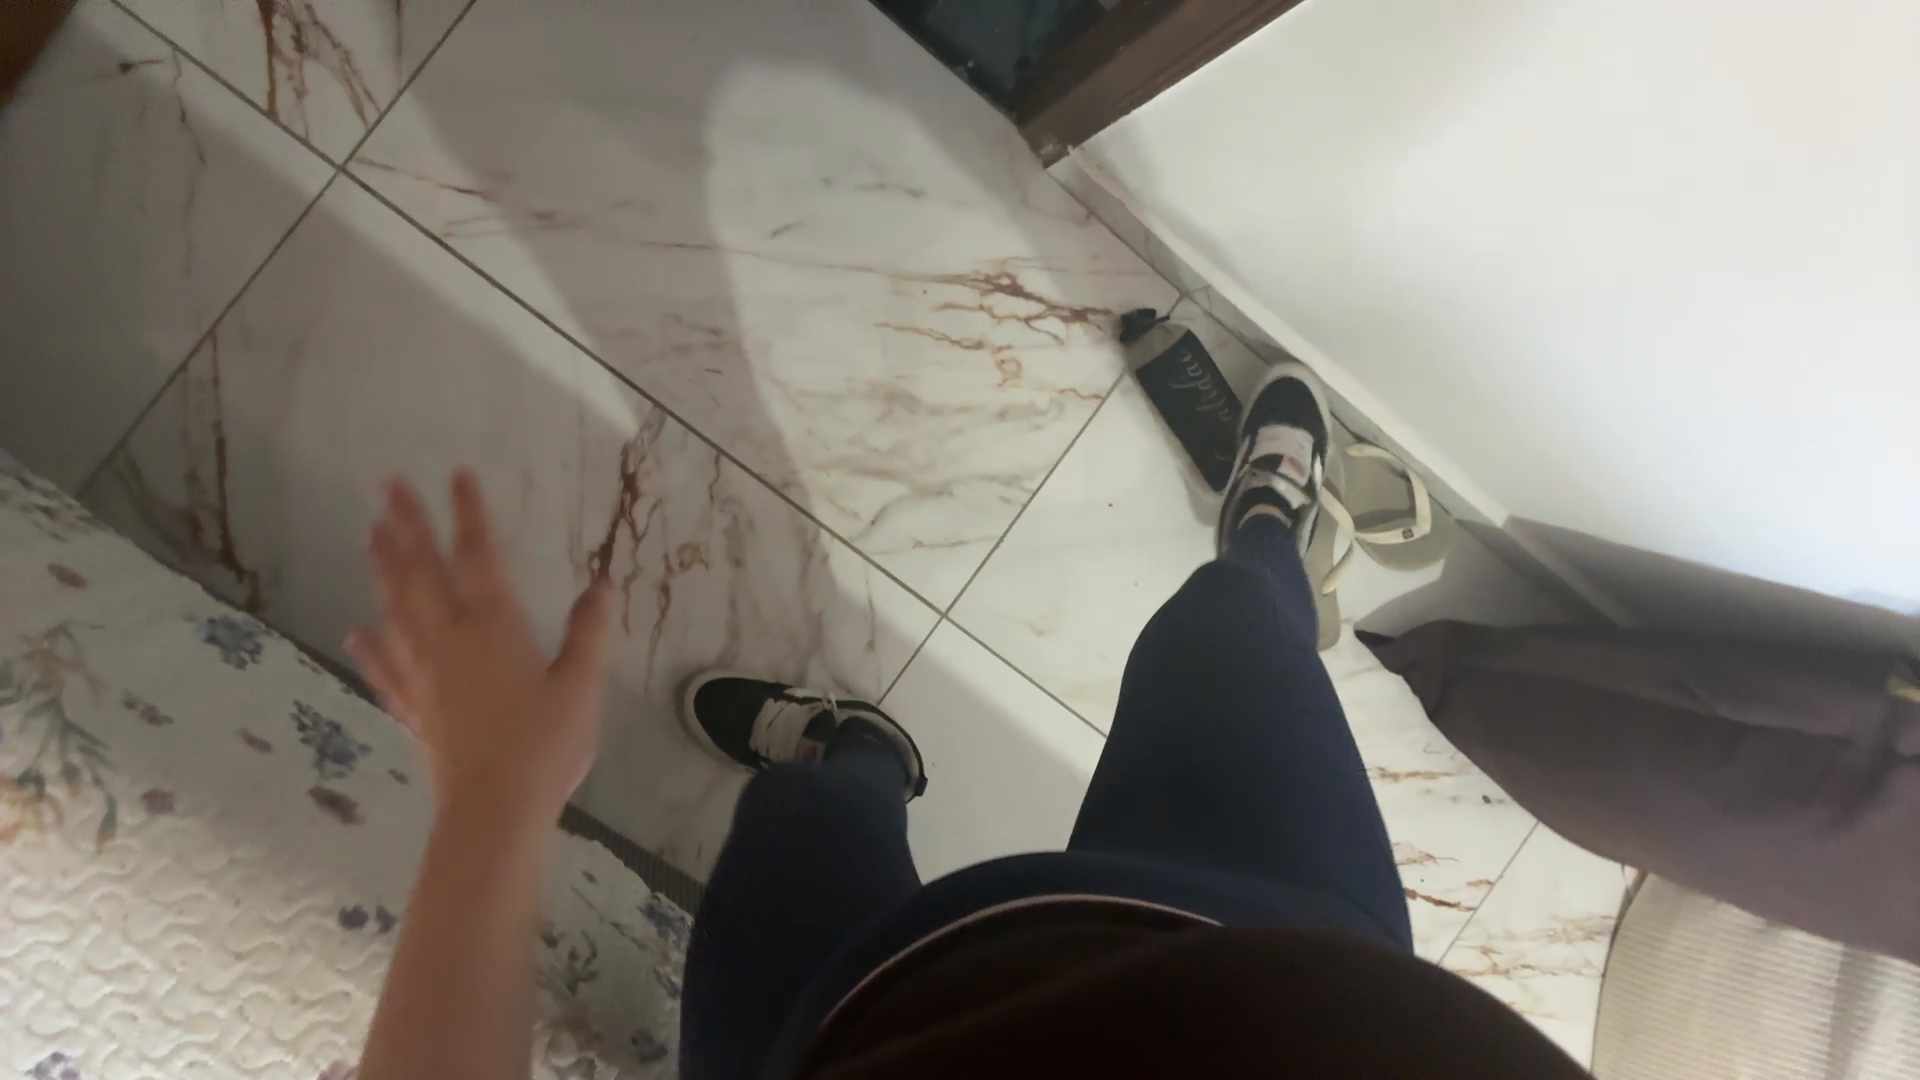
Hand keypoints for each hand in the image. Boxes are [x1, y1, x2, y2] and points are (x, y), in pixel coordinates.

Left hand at [345, 469, 613, 830]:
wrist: (494, 810)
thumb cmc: (546, 742)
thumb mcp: (583, 683)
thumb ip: (589, 630)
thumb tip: (601, 583)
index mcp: (494, 627)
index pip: (478, 558)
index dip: (469, 515)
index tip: (456, 474)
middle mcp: (449, 640)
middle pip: (421, 574)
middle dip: (406, 526)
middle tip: (387, 486)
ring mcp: (424, 674)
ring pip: (396, 609)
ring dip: (383, 568)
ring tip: (370, 535)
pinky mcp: (415, 707)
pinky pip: (386, 666)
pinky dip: (371, 644)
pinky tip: (358, 629)